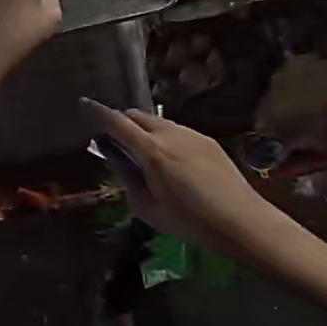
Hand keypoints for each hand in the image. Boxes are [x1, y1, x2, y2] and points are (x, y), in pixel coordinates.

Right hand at [82, 102, 278, 258]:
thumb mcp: (148, 208)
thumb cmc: (190, 222)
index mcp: (151, 150)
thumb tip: (113, 157)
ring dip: (144, 132)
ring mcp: (191, 134)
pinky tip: (173, 165)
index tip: (84, 103)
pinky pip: (177, 132)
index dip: (98, 112)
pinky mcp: (207, 141)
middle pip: (137, 116)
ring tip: (146, 160)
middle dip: (121, 123)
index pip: (117, 122)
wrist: (242, 221)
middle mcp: (170, 133)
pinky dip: (164, 139)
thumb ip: (127, 178)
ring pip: (158, 123)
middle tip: (115, 146)